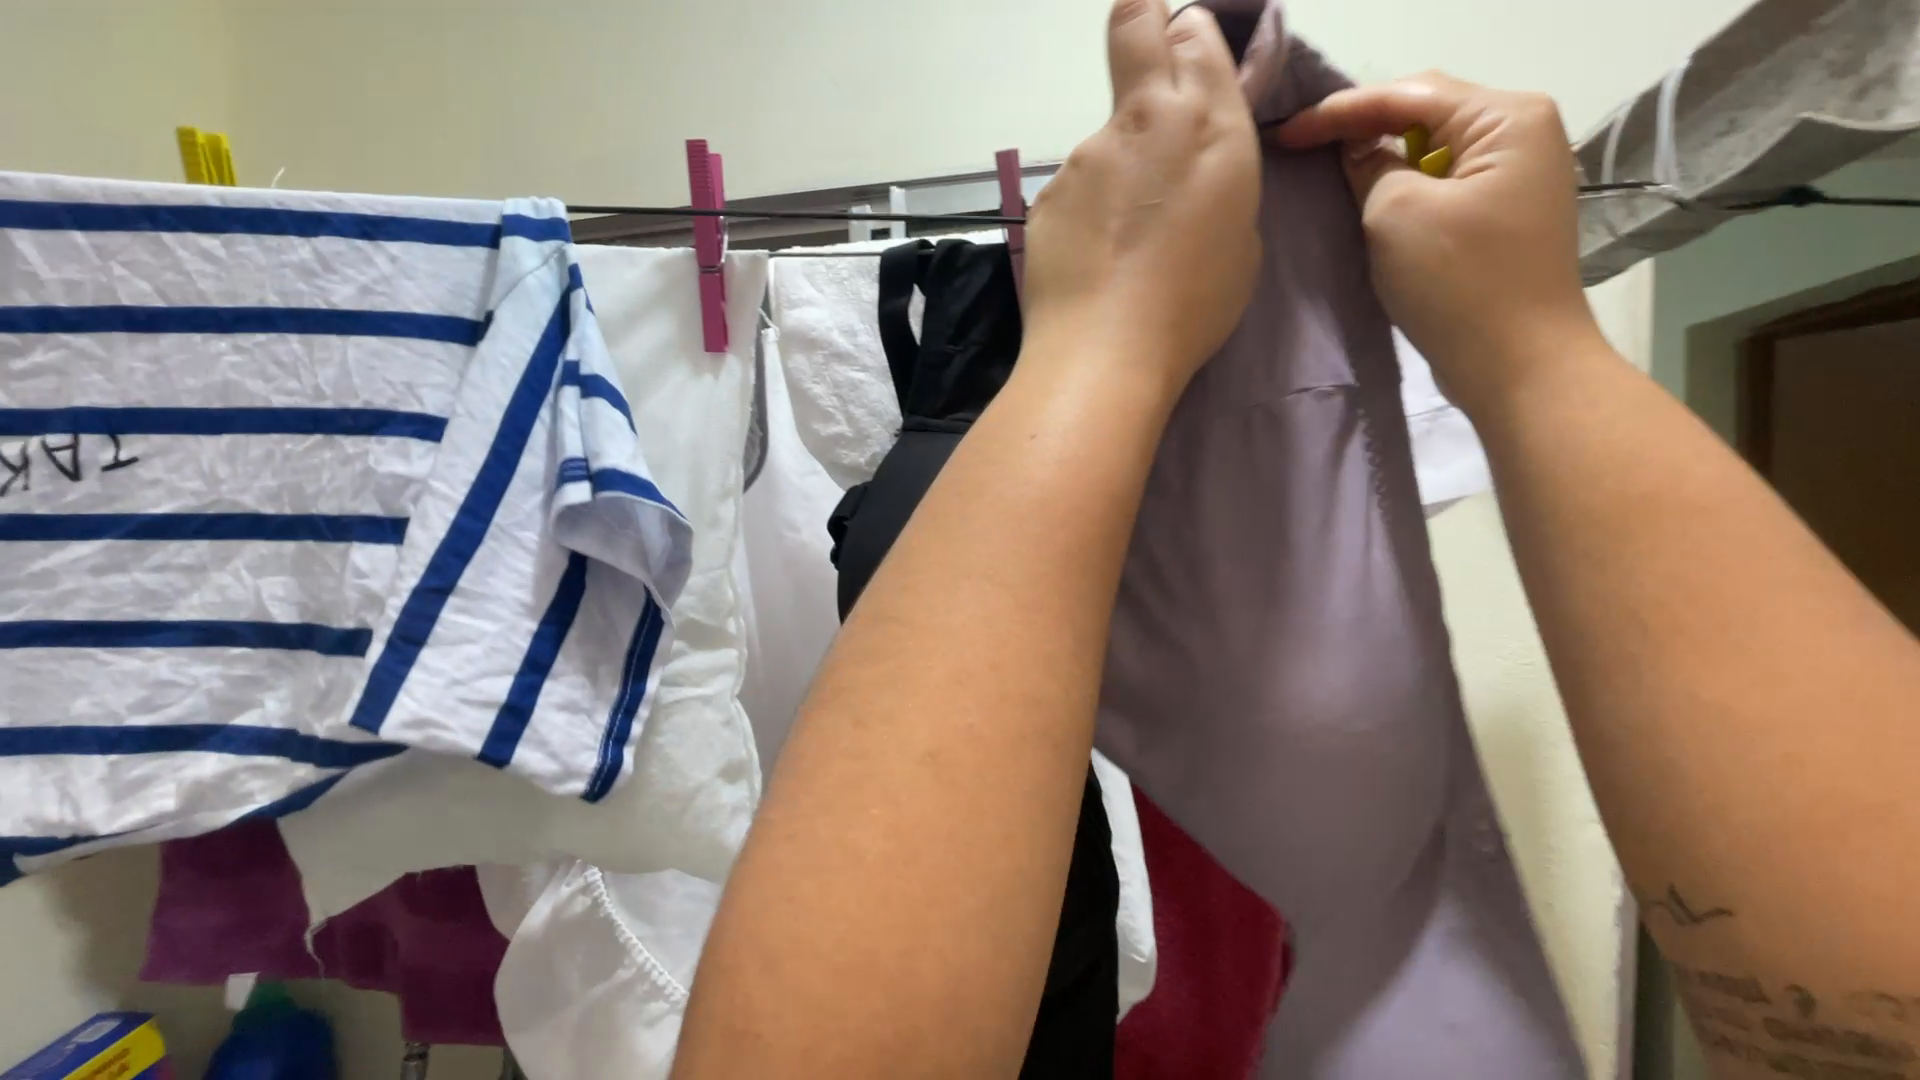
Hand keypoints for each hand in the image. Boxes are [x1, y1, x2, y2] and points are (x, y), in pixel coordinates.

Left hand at [1022, 0, 1261, 397]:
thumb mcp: (1239, 236)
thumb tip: (1190, 172)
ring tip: (1120, 240)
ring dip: (1115, 167)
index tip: (1185, 62)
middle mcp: (1144, 119)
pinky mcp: (1046, 193)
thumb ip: (1216, 180)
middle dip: (1140, 18)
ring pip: (1103, 135)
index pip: (1192, 33)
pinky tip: (1090, 259)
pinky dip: (1084, 214)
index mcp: (1210, 123)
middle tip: (1142, 48)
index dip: (1187, 38)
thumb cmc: (1193, 304)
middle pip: (1133, 23)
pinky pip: (1073, 190)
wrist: (1105, 350)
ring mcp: (1086, 154)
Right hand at [1273, 73, 1602, 414]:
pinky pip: (1439, 188)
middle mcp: (1521, 137)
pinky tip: (1366, 204)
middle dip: (1362, 129)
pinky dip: (1400, 193)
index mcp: (1508, 119)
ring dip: (1379, 162)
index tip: (1287, 133)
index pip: (1410, 93)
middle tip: (1302, 146)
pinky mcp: (1499, 221)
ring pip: (1430, 155)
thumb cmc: (1458, 281)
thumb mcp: (1396, 213)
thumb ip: (1370, 168)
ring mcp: (1514, 181)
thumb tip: (1358, 153)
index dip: (1341, 110)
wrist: (1516, 363)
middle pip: (1425, 116)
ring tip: (1325, 172)